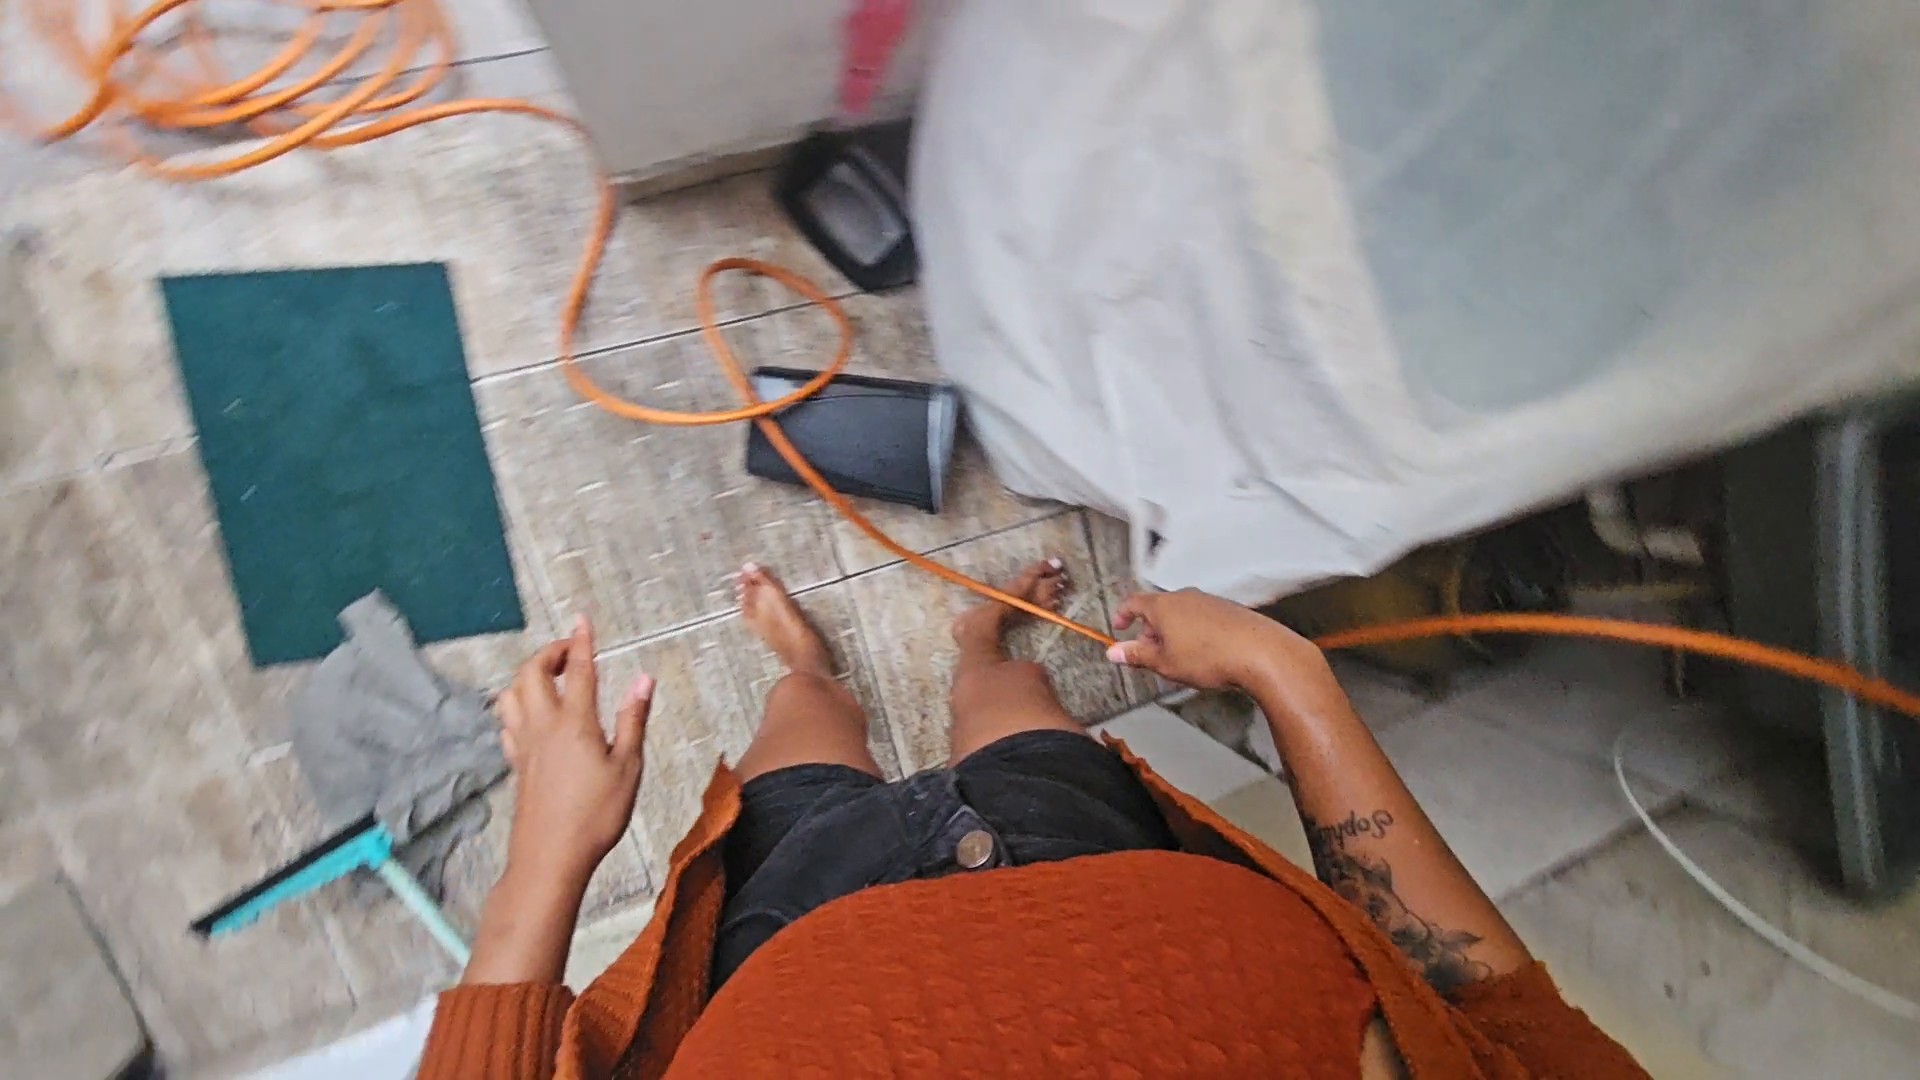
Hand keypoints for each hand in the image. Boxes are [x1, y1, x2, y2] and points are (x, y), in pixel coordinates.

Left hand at [495, 615, 652, 888]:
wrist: (549, 858)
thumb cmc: (596, 814)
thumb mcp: (629, 766)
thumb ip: (632, 719)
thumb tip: (642, 679)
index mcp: (575, 723)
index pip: (579, 670)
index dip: (581, 641)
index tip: (582, 619)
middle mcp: (543, 727)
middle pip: (532, 674)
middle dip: (549, 653)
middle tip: (572, 649)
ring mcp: (525, 746)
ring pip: (511, 695)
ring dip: (528, 675)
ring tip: (552, 675)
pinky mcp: (517, 765)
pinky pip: (507, 722)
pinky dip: (517, 704)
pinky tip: (530, 713)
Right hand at [1107, 588, 1325, 692]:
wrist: (1260, 652)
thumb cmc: (1208, 657)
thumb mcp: (1164, 663)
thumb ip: (1136, 655)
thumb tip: (1113, 652)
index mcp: (1163, 606)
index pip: (1133, 602)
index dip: (1123, 615)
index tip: (1120, 627)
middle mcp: (1184, 597)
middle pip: (1158, 609)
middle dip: (1150, 631)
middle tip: (1150, 653)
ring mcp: (1208, 601)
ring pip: (1181, 613)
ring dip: (1173, 632)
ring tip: (1178, 657)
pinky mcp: (1228, 609)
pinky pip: (1201, 617)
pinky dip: (1193, 631)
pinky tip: (1204, 653)